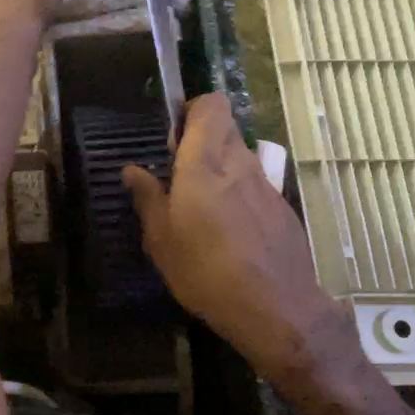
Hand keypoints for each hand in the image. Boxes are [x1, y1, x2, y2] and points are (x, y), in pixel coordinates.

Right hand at [122, 95, 367, 395]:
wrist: (276, 309)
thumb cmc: (206, 271)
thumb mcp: (162, 240)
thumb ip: (148, 198)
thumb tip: (132, 170)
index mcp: (205, 162)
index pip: (211, 104)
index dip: (192, 110)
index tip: (172, 136)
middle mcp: (239, 163)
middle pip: (225, 127)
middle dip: (202, 139)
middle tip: (178, 172)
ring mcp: (266, 185)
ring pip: (241, 156)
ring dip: (220, 167)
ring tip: (200, 205)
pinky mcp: (282, 208)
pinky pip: (254, 185)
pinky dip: (239, 193)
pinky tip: (229, 230)